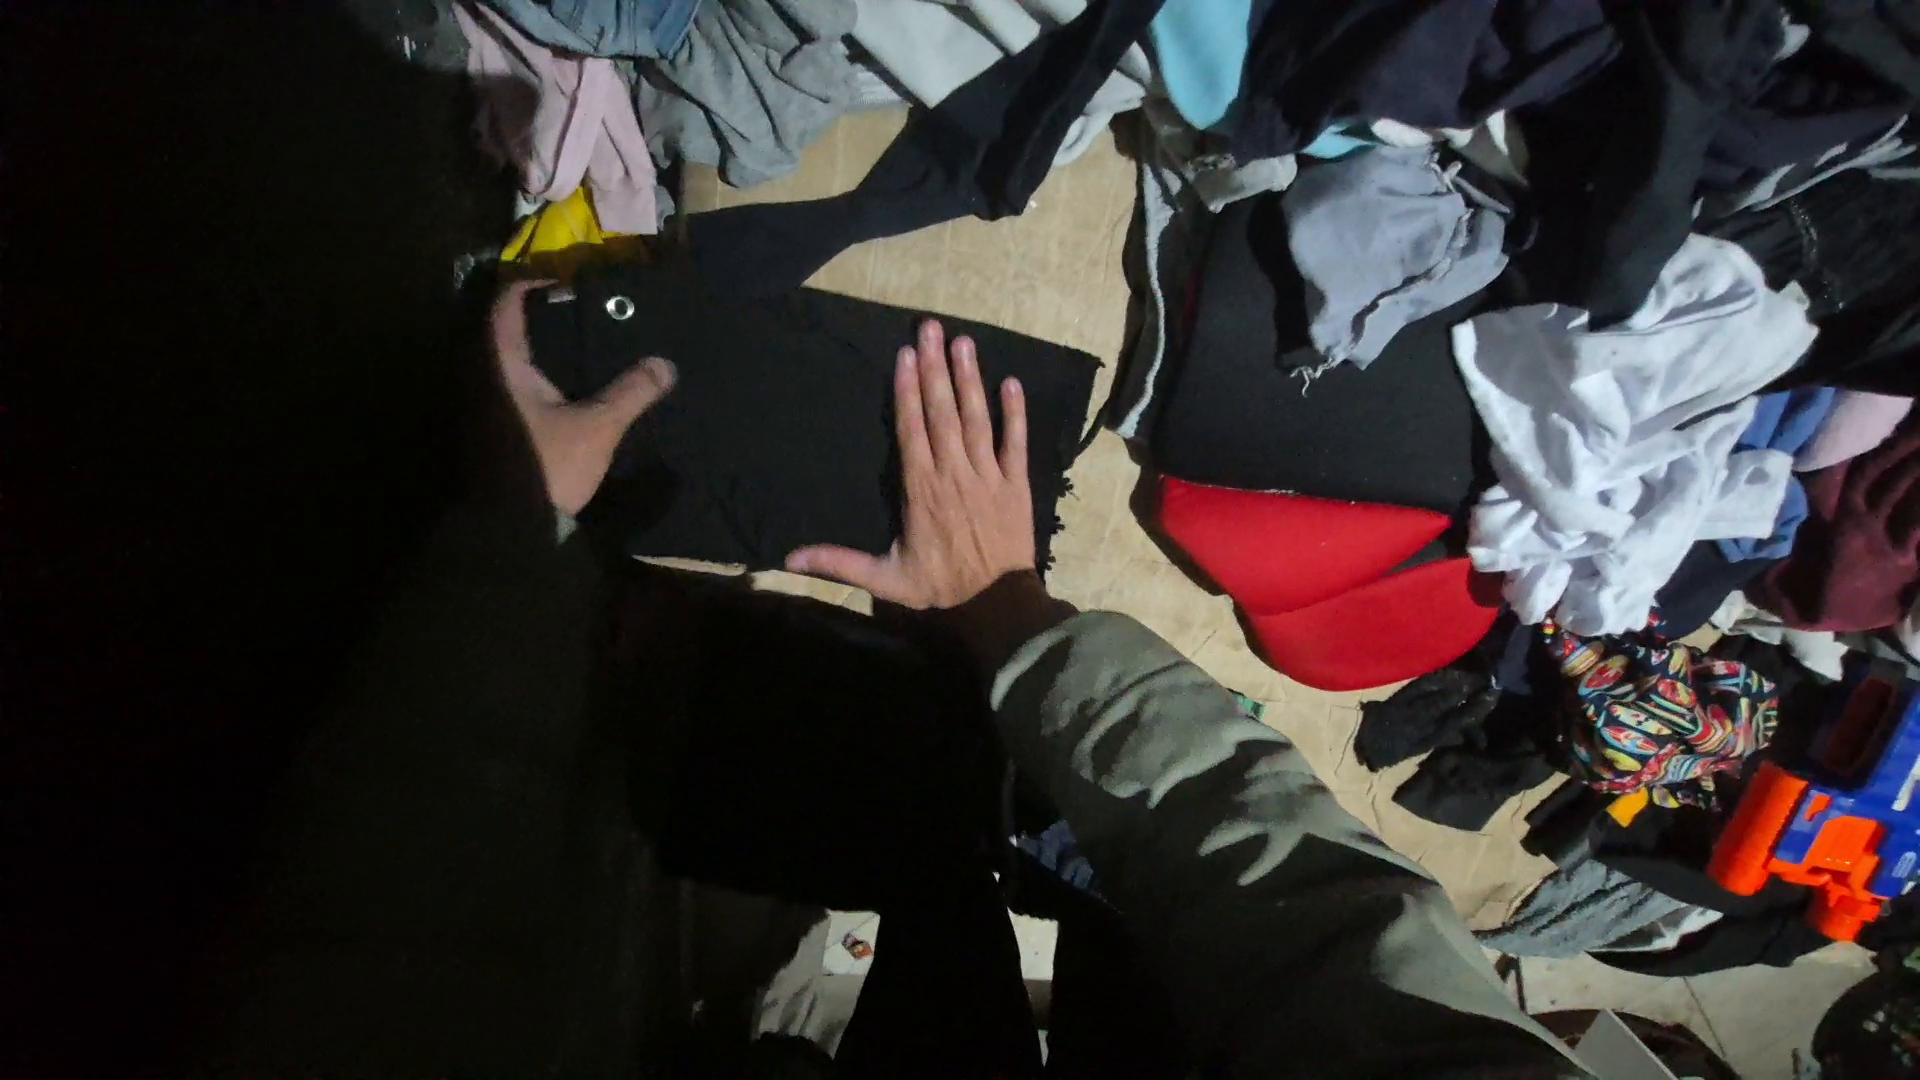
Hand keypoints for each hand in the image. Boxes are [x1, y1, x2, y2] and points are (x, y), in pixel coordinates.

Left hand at [492, 279, 674, 516]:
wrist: (512, 526)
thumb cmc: (548, 464)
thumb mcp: (598, 426)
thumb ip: (631, 392)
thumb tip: (665, 364)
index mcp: (502, 364)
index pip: (506, 305)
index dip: (533, 287)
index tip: (568, 285)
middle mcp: (485, 376)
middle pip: (510, 331)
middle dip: (546, 321)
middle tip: (589, 318)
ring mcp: (486, 404)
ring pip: (515, 363)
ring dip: (546, 354)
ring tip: (589, 352)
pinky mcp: (496, 428)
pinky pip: (518, 389)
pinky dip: (543, 381)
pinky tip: (574, 391)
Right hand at [786, 319, 1033, 609]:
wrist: (995, 604)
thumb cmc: (940, 587)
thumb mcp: (885, 579)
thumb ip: (840, 563)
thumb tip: (790, 560)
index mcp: (922, 488)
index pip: (911, 429)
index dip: (908, 390)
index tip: (906, 354)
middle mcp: (954, 473)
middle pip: (942, 413)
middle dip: (935, 368)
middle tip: (932, 328)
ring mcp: (988, 475)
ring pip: (977, 419)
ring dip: (970, 380)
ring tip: (964, 342)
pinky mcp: (1016, 484)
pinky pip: (1016, 443)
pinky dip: (1015, 414)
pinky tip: (1012, 383)